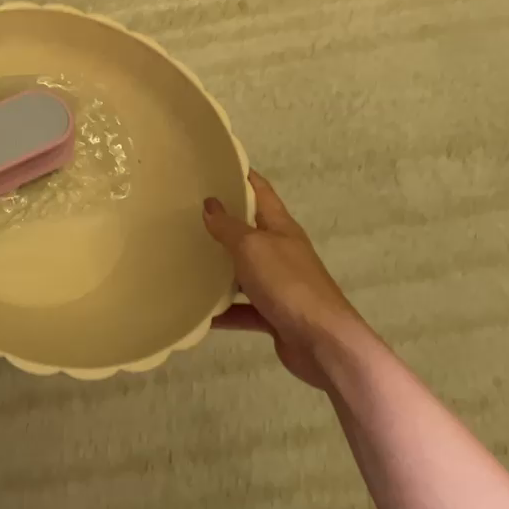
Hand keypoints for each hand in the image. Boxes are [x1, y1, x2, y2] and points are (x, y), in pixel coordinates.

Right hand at [203, 170, 368, 389]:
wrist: (324, 344)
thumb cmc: (289, 285)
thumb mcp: (252, 247)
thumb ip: (229, 226)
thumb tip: (210, 204)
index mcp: (281, 229)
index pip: (260, 191)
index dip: (241, 175)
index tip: (214, 163)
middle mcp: (281, 253)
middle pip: (249, 230)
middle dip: (221, 220)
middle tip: (184, 210)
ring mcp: (279, 285)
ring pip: (243, 270)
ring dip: (219, 267)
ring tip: (183, 258)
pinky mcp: (274, 315)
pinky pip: (242, 309)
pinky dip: (223, 310)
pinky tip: (198, 311)